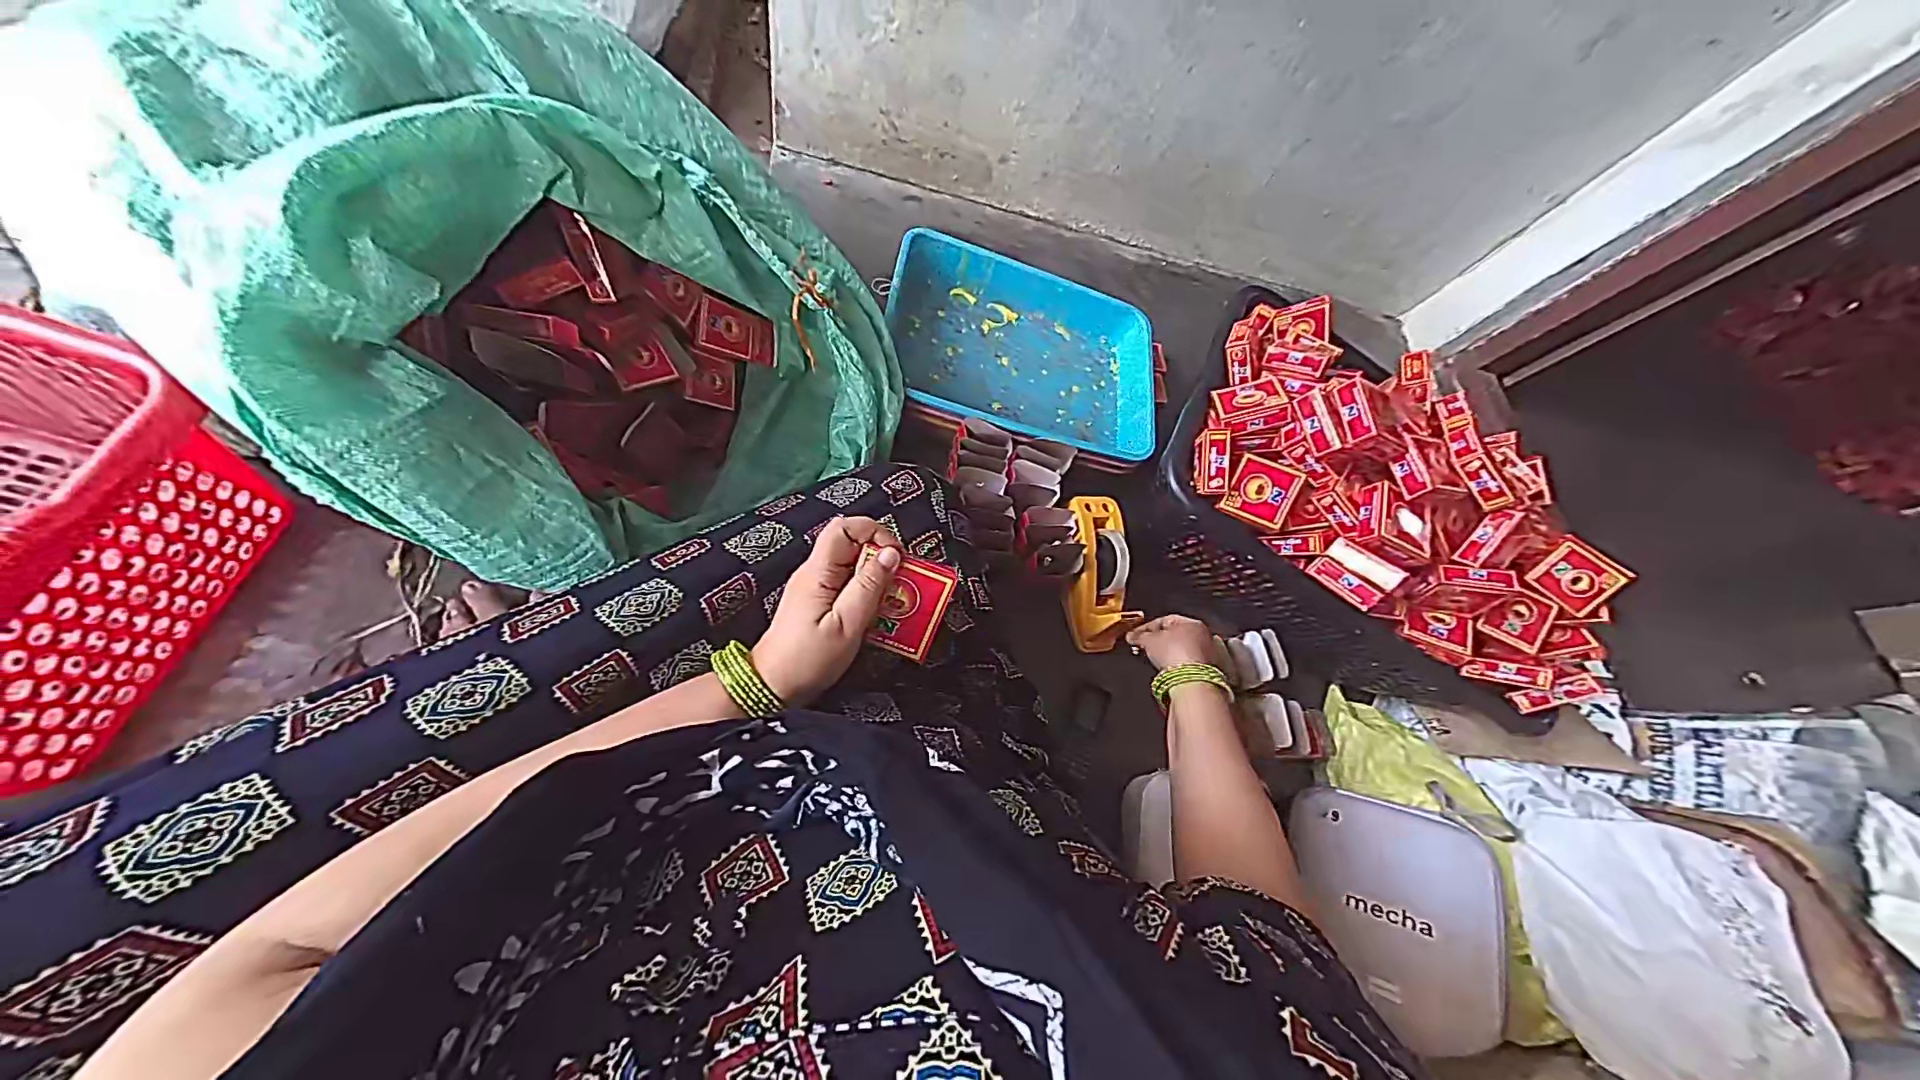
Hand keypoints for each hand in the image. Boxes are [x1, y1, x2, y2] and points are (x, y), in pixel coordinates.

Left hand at [754, 516, 901, 705]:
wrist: (772, 685)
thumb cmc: (804, 661)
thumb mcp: (847, 625)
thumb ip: (870, 587)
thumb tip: (890, 555)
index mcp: (818, 572)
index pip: (846, 526)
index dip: (876, 533)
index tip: (895, 559)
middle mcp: (815, 573)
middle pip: (854, 544)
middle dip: (882, 560)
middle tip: (898, 585)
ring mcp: (817, 587)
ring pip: (855, 566)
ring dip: (878, 580)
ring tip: (890, 604)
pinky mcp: (820, 602)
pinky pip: (850, 585)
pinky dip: (868, 595)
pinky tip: (875, 616)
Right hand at [1125, 614, 1216, 670]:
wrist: (1192, 681)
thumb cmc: (1175, 655)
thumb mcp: (1149, 641)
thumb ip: (1139, 636)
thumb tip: (1132, 636)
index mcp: (1192, 622)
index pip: (1165, 620)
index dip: (1147, 628)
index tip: (1136, 636)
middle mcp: (1205, 635)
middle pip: (1177, 634)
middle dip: (1160, 641)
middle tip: (1145, 647)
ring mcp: (1211, 653)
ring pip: (1185, 649)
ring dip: (1171, 653)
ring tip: (1158, 661)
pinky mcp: (1212, 670)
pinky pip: (1191, 664)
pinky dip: (1180, 665)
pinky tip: (1172, 670)